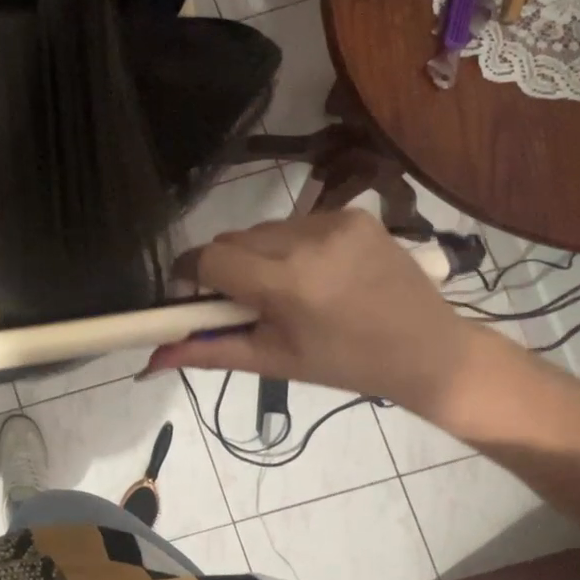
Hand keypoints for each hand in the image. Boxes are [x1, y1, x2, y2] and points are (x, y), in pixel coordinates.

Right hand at [143, 210, 485, 410]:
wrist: (430, 350)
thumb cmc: (344, 365)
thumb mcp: (271, 361)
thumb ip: (207, 351)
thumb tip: (149, 360)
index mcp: (285, 284)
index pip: (208, 258)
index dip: (189, 273)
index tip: (192, 292)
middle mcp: (307, 242)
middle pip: (231, 240)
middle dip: (226, 267)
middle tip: (246, 300)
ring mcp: (334, 223)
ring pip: (261, 230)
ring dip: (257, 254)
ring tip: (286, 287)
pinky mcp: (354, 214)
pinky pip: (296, 223)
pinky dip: (291, 245)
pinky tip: (316, 272)